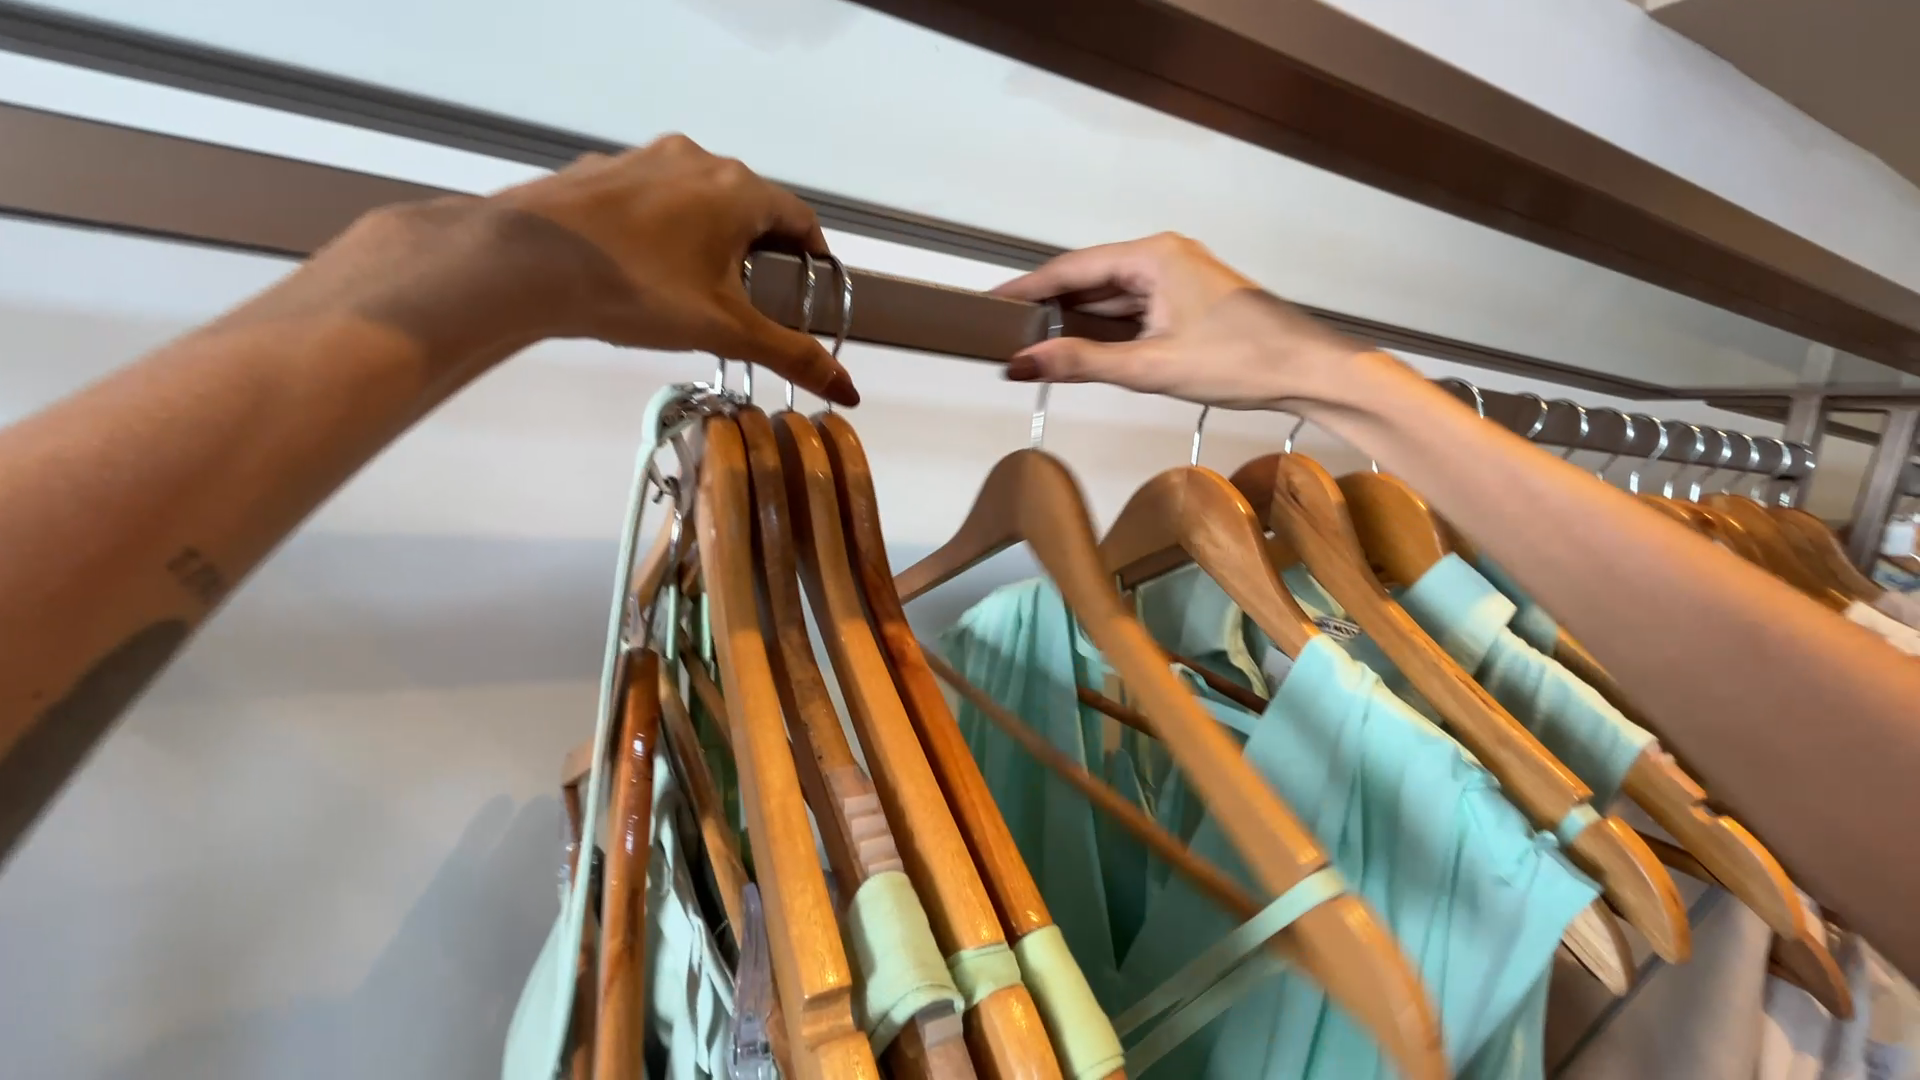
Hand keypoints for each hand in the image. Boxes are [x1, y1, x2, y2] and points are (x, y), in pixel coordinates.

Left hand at [280, 134, 855, 404]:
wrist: (525, 261)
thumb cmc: (641, 291)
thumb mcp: (726, 330)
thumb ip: (792, 356)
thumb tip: (851, 391)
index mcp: (739, 191)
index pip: (800, 220)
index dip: (813, 257)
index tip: (810, 289)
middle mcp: (697, 159)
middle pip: (751, 206)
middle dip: (762, 249)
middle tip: (757, 297)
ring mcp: (644, 159)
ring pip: (700, 198)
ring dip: (714, 236)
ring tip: (701, 285)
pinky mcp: (601, 170)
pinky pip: (654, 198)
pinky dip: (667, 228)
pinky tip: (646, 266)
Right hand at [991, 233, 1362, 409]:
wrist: (1309, 371)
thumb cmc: (1239, 362)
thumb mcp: (1150, 366)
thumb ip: (1082, 363)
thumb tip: (1020, 366)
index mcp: (1152, 256)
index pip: (1072, 268)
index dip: (1028, 287)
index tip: (992, 302)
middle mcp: (1162, 256)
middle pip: (1090, 278)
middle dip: (1049, 305)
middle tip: (1007, 329)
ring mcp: (1178, 277)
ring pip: (1112, 295)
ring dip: (1077, 319)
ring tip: (1034, 342)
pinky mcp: (1189, 300)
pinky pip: (1134, 308)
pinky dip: (1106, 328)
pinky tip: (1085, 347)